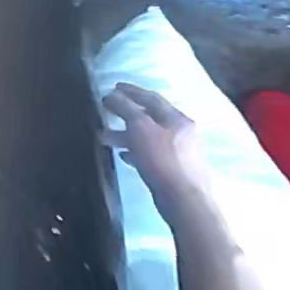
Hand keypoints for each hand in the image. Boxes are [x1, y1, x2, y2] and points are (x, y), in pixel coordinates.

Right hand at [103, 83, 212, 209]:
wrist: (185, 203)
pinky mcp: (174, 171)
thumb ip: (125, 108)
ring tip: (105, 137)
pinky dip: (135, 151)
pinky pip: (151, 154)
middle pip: (149, 117)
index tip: (113, 86)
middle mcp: (181, 133)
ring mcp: (180, 153)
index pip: (151, 97)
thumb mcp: (139, 127)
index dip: (131, 90)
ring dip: (126, 134)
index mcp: (176, 118)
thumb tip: (111, 95)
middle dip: (125, 114)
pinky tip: (123, 155)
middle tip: (107, 111)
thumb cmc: (162, 160)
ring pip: (148, 137)